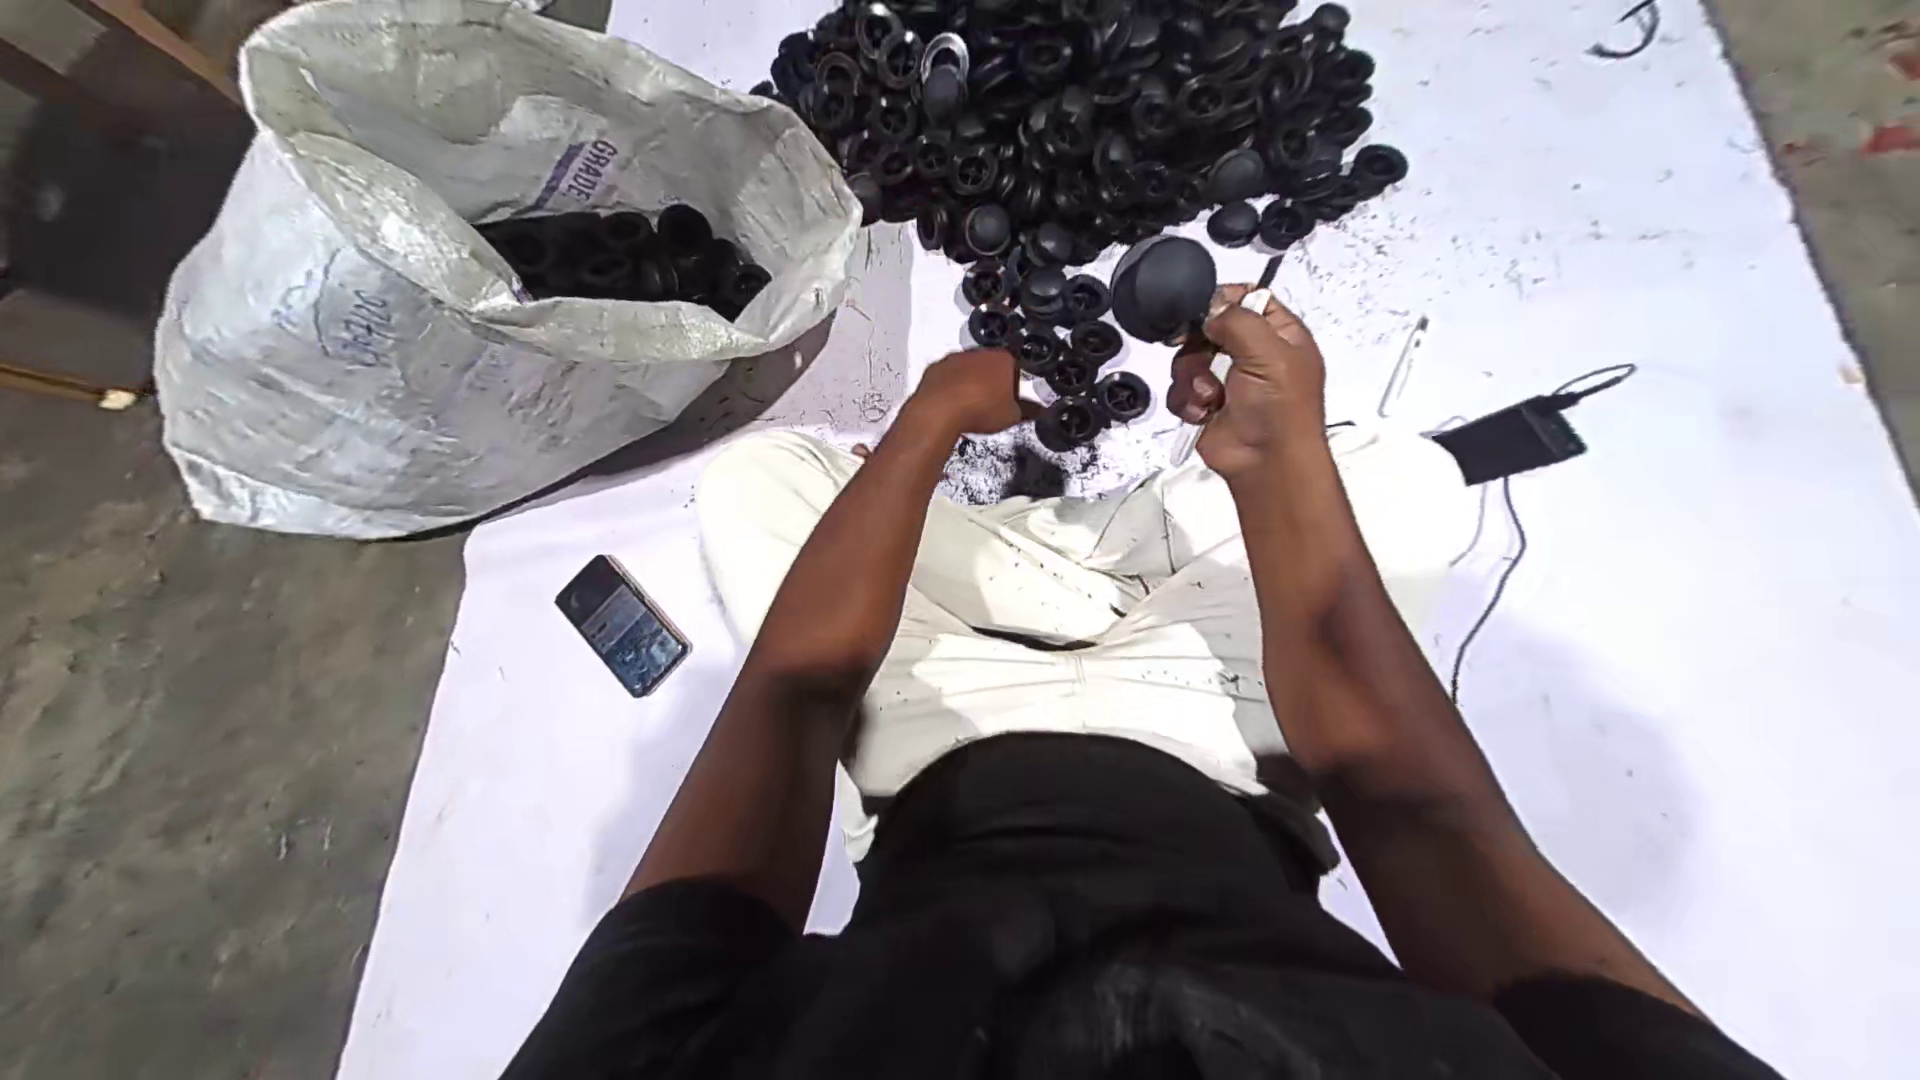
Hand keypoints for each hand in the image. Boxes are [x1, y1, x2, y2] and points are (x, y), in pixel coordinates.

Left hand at [903, 347, 1036, 436]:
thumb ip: (1027, 410)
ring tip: (971, 410)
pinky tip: (953, 407)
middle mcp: (979, 353)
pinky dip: (950, 389)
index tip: (1011, 401)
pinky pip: (946, 378)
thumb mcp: (1012, 416)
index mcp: (1003, 358)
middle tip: (991, 407)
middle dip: (991, 384)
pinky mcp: (936, 369)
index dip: (1014, 387)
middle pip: (990, 367)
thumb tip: (1036, 411)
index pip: (1016, 369)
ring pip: (967, 370)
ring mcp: (955, 359)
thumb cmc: (977, 408)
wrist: (941, 412)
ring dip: (970, 385)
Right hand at [1167, 286, 1327, 479]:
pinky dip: (1187, 401)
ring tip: (1210, 397)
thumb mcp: (1269, 353)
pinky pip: (1180, 390)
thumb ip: (1238, 321)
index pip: (1248, 299)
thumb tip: (1210, 311)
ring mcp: (1225, 379)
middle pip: (1207, 329)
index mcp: (1277, 334)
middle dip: (1199, 347)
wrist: (1264, 461)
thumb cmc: (1279, 409)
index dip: (1223, 301)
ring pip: (1188, 360)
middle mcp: (1250, 353)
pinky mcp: (1204, 403)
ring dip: (1193, 379)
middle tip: (1205, 359)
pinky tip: (1203, 413)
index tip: (1205, 312)